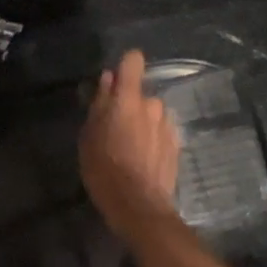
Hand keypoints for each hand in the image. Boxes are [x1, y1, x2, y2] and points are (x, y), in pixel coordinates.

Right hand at [79, 49, 180, 242]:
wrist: (139, 205)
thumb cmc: (104, 170)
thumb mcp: (89, 137)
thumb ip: (99, 104)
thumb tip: (107, 79)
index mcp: (128, 99)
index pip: (133, 61)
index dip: (124, 68)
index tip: (114, 84)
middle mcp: (152, 105)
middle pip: (140, 94)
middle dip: (129, 105)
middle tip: (114, 130)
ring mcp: (168, 124)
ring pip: (152, 114)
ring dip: (142, 123)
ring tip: (130, 148)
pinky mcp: (177, 143)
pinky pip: (161, 131)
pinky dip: (153, 139)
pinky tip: (143, 160)